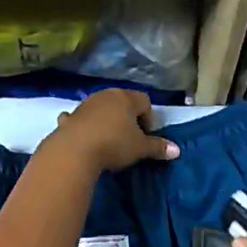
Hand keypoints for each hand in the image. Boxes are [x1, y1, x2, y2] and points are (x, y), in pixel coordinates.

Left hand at [37, 89, 179, 173]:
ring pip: (101, 108)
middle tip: (130, 137)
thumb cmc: (114, 144)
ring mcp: (85, 105)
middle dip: (128, 117)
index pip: (144, 101)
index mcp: (126, 98)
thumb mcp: (140, 148)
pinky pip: (79, 118)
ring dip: (106, 120)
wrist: (75, 151)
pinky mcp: (69, 118)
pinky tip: (84, 135)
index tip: (147, 135)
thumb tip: (177, 150)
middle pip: (122, 101)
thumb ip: (157, 147)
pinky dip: (83, 125)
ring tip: (109, 140)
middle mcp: (105, 95)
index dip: (149, 117)